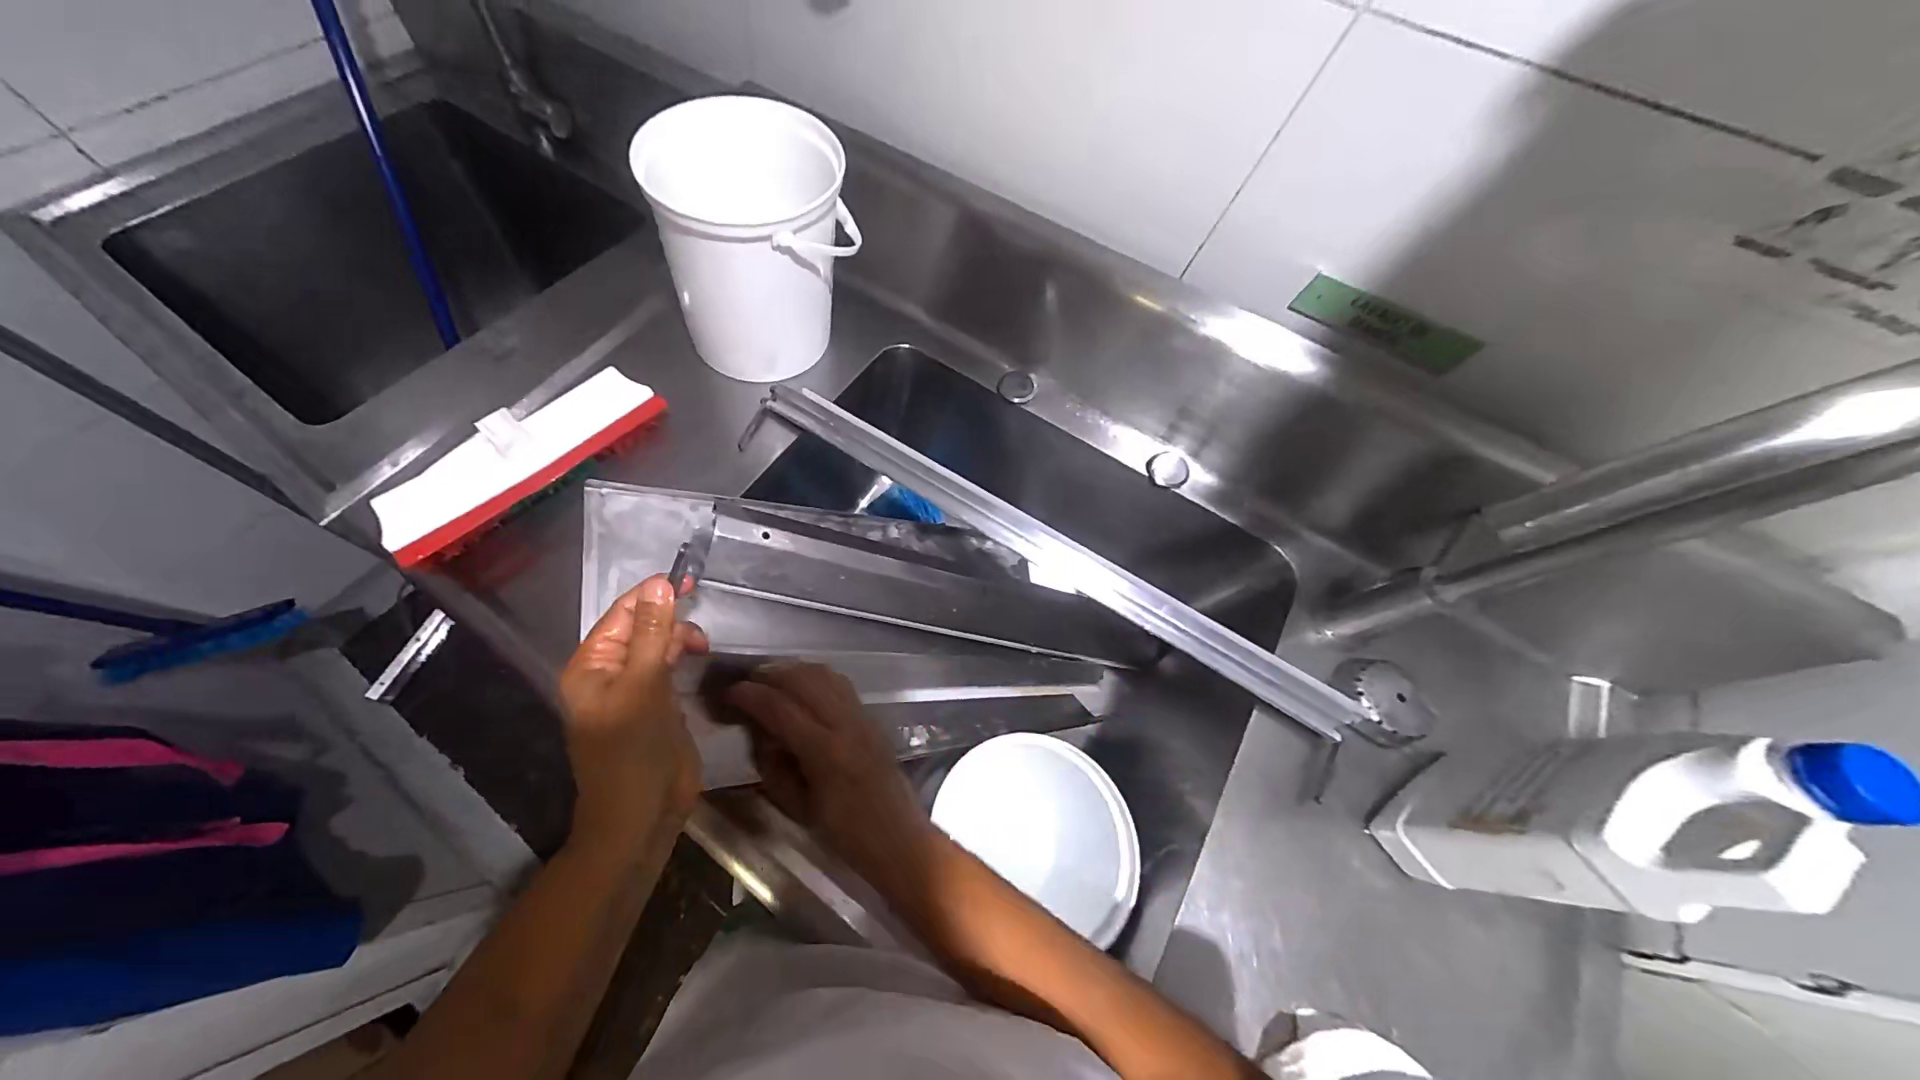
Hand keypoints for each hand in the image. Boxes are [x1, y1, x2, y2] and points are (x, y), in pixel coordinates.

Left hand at [559, 575, 707, 855]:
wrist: (642, 814)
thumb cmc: (633, 750)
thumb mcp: (644, 686)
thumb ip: (654, 634)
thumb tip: (661, 585)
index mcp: (591, 665)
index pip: (621, 614)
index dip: (652, 595)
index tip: (690, 581)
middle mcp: (609, 673)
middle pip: (641, 627)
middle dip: (669, 619)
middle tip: (700, 628)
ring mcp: (633, 690)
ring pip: (658, 646)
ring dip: (680, 638)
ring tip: (701, 648)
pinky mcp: (656, 706)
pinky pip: (669, 668)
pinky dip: (684, 657)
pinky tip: (699, 658)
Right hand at [723, 663, 937, 896]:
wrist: (899, 838)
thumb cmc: (846, 834)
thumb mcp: (799, 810)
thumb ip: (776, 770)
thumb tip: (761, 738)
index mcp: (825, 751)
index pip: (781, 708)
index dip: (751, 696)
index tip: (729, 692)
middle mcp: (845, 725)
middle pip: (804, 680)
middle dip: (771, 674)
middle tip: (747, 681)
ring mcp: (862, 717)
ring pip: (826, 675)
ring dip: (795, 671)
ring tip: (771, 679)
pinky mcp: (872, 718)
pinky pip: (841, 685)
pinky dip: (817, 677)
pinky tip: (803, 687)